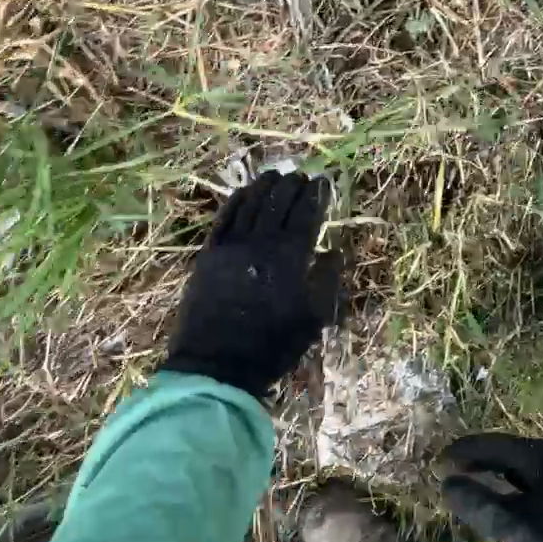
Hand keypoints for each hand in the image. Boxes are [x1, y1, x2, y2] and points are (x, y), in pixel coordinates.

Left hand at [158, 171, 342, 398]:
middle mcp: (261, 242)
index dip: (317, 194)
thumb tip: (333, 252)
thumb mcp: (314, 318)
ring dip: (265, 186)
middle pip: (279, 201)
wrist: (217, 366)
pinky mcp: (208, 254)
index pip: (307, 212)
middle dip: (293, 185)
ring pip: (251, 203)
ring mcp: (231, 246)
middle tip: (301, 176)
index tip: (323, 182)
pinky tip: (244, 192)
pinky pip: (224, 218)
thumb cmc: (273, 345)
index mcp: (291, 256)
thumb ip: (327, 280)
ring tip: (275, 175)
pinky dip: (237, 200)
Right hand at [441, 434, 542, 541]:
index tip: (438, 464)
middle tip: (453, 475)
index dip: (462, 453)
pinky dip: (519, 483)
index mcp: (542, 455)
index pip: (492, 444)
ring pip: (527, 464)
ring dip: (500, 473)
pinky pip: (542, 476)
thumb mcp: (519, 530)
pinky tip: (516, 502)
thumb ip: (481, 505)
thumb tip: (447, 484)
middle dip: (480, 461)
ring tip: (478, 488)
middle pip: (510, 449)